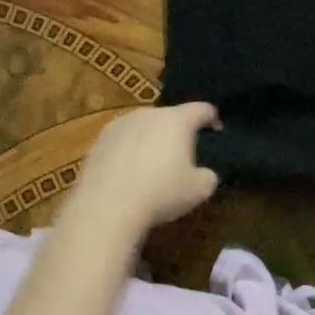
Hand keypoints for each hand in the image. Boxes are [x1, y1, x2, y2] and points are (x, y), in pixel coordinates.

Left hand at [69, 104, 220, 231]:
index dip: (212, 118)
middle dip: (178, 132)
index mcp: (176, 120)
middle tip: (183, 155)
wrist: (106, 205)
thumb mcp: (199, 190)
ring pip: (143, 128)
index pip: (202, 109)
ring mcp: (118, 125)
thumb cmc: (161, 192)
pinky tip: (129, 175)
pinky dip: (129, 152)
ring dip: (151, 141)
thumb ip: (208, 176)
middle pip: (169, 116)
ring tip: (152, 165)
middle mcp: (147, 114)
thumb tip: (204, 173)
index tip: (216, 131)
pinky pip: (121, 142)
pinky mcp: (97, 141)